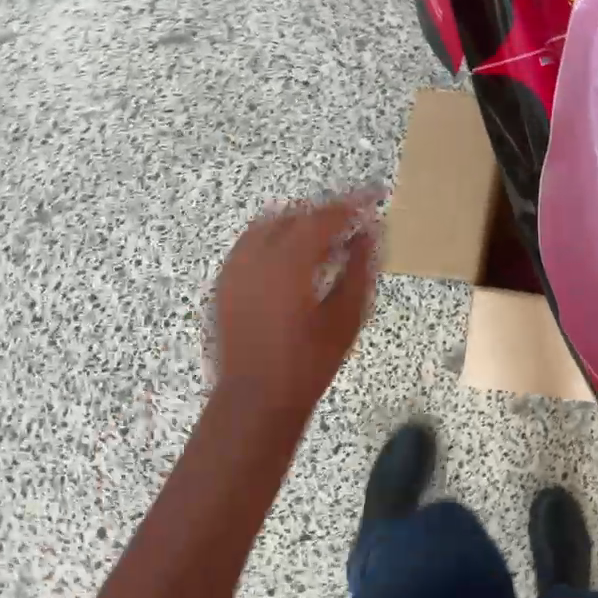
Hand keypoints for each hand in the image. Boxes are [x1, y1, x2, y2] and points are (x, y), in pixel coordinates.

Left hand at [208, 193, 380, 414]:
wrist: (256, 399)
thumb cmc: (309, 362)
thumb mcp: (348, 315)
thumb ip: (360, 266)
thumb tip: (369, 232)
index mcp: (288, 263)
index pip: (324, 217)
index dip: (352, 204)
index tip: (374, 197)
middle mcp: (255, 258)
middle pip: (295, 215)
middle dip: (326, 212)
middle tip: (353, 221)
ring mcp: (234, 269)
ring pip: (269, 225)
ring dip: (300, 223)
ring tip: (326, 239)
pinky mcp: (224, 284)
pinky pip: (250, 244)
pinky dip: (276, 239)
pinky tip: (294, 259)